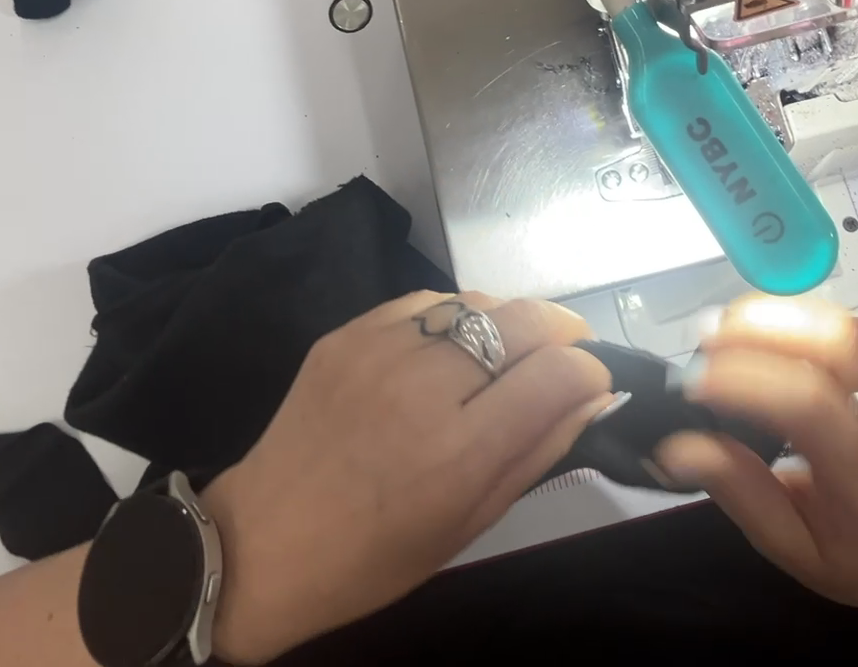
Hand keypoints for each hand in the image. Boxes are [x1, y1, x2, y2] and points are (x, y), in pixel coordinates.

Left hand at [199, 290, 612, 662]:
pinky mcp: (348, 332)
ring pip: (479, 301)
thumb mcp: (470, 522)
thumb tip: (594, 397)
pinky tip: (452, 345)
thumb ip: (539, 451)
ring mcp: (380, 350)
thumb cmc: (375, 555)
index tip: (593, 381)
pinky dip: (456, 317)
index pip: (557, 374)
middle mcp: (424, 387)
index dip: (590, 369)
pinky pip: (426, 302)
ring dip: (510, 320)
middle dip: (562, 331)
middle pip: (524, 321)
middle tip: (566, 351)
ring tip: (509, 350)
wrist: (263, 540)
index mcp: (460, 452)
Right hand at [653, 296, 857, 618]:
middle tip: (705, 337)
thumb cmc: (852, 555)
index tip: (694, 384)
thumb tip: (674, 447)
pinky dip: (787, 320)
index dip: (747, 380)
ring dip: (770, 317)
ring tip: (720, 332)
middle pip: (835, 342)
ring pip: (834, 322)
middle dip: (761, 327)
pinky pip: (834, 326)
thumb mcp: (788, 546)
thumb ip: (738, 491)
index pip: (812, 405)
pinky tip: (754, 338)